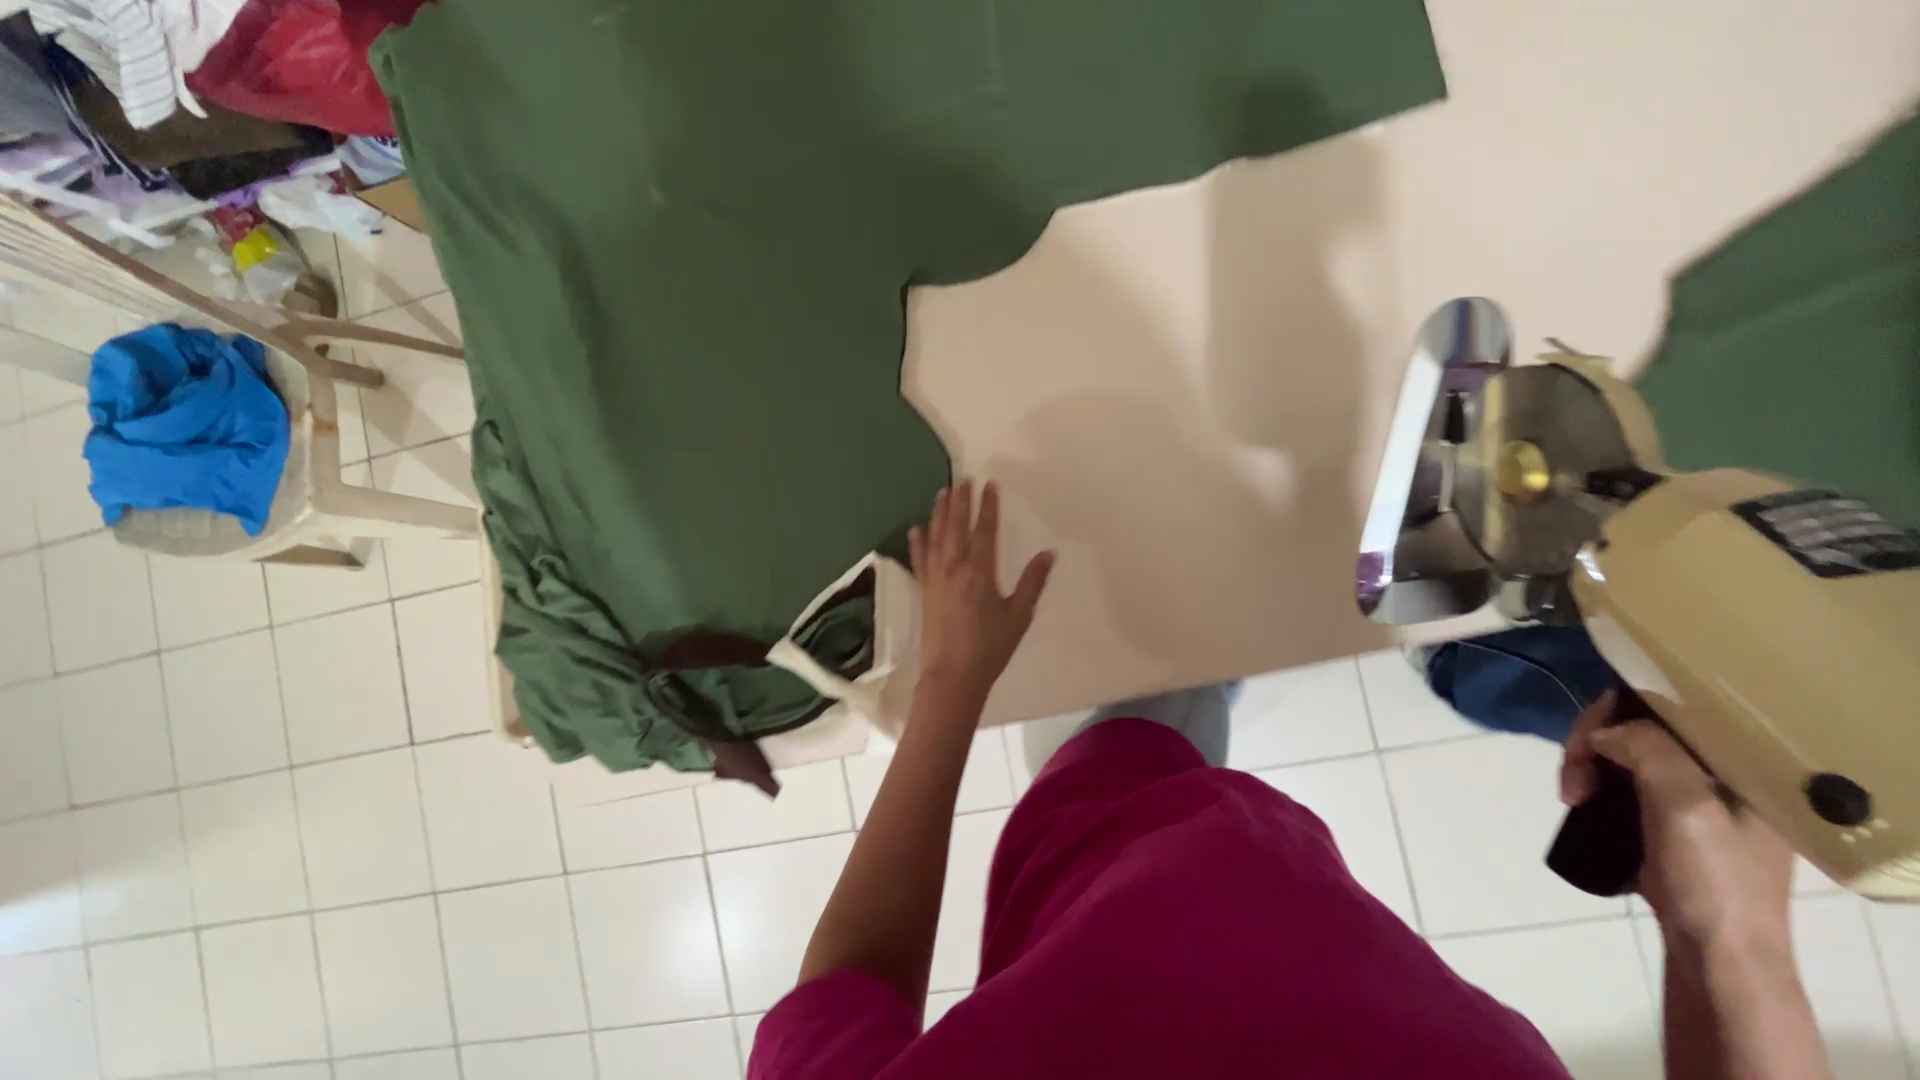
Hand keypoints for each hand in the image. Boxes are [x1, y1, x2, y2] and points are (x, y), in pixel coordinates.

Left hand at [908, 481, 1054, 701]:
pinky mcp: (924, 591)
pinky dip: (918, 542)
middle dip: (960, 501)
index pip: (984, 529)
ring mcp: (935, 578)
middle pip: (956, 526)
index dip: (987, 506)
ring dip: (939, 513)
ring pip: (936, 537)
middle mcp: (954, 567)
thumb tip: (1049, 554)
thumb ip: (1033, 582)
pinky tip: (916, 529)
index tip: (989, 485)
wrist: (952, 676)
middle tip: (962, 479)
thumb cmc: (990, 647)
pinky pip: (920, 559)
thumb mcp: (1019, 615)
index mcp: (980, 571)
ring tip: (942, 493)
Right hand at [1561, 693, 1792, 946]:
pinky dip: (1597, 786)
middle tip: (1572, 780)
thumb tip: (1606, 731)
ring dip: (1589, 766)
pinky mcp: (1672, 823)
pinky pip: (1625, 783)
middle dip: (1595, 745)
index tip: (1586, 742)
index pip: (1673, 707)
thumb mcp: (1685, 806)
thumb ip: (1650, 752)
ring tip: (1570, 798)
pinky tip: (1581, 803)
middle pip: (1642, 730)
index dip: (1620, 711)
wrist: (1717, 957)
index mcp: (1744, 765)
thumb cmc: (1712, 881)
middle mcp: (1723, 774)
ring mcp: (1698, 800)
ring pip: (1626, 755)